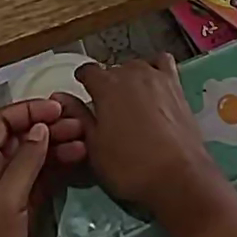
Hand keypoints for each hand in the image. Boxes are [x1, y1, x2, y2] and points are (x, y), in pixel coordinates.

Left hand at [0, 99, 86, 236]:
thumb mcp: (4, 204)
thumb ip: (24, 162)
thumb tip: (42, 126)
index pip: (1, 124)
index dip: (28, 110)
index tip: (58, 108)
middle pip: (21, 138)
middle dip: (49, 127)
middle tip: (79, 124)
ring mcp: (7, 196)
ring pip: (34, 159)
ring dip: (58, 146)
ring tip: (84, 142)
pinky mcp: (22, 214)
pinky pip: (42, 180)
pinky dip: (59, 168)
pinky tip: (78, 160)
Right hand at [63, 56, 222, 212]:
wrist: (176, 173)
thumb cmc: (129, 166)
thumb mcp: (94, 147)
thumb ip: (79, 117)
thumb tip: (61, 96)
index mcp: (106, 85)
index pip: (88, 71)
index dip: (83, 80)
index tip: (82, 91)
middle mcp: (130, 71)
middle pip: (113, 70)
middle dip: (107, 85)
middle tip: (107, 110)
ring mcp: (155, 74)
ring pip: (136, 66)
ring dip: (129, 78)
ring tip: (130, 101)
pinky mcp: (175, 82)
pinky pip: (162, 63)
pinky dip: (155, 68)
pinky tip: (154, 84)